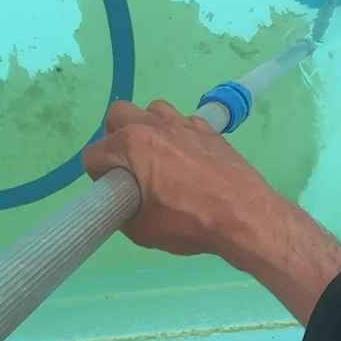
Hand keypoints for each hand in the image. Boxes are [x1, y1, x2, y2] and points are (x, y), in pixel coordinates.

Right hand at [82, 99, 340, 323]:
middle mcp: (155, 125)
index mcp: (132, 145)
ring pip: (154, 110)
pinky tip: (188, 159)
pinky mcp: (210, 130)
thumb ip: (122, 213)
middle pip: (118, 115)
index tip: (114, 192)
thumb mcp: (143, 231)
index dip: (99, 177)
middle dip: (115, 138)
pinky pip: (185, 122)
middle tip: (129, 166)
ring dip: (149, 128)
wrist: (245, 216)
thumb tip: (123, 206)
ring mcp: (185, 124)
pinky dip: (180, 135)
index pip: (94, 154)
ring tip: (157, 157)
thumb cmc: (190, 223)